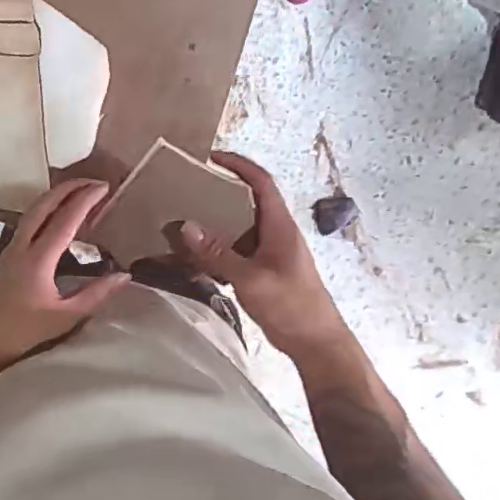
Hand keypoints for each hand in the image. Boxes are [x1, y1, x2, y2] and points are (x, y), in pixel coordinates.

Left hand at [0, 179, 131, 368]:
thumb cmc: (21, 332)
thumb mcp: (65, 317)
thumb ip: (95, 295)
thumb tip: (124, 275)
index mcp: (38, 259)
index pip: (65, 219)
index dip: (86, 199)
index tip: (105, 186)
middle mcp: (21, 247)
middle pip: (43, 205)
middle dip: (68, 188)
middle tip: (93, 182)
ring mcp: (9, 250)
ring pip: (31, 212)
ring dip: (54, 198)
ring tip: (78, 194)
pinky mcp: (5, 258)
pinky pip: (26, 224)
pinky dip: (44, 212)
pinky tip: (56, 220)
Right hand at [169, 151, 352, 365]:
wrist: (316, 341)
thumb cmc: (291, 305)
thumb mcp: (250, 278)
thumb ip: (217, 253)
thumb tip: (185, 226)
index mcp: (280, 227)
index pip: (262, 183)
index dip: (239, 165)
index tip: (211, 157)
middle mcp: (276, 233)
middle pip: (248, 201)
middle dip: (219, 190)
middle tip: (187, 188)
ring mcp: (270, 253)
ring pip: (238, 226)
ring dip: (214, 220)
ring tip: (183, 219)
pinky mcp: (262, 270)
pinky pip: (234, 250)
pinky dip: (214, 248)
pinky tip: (194, 257)